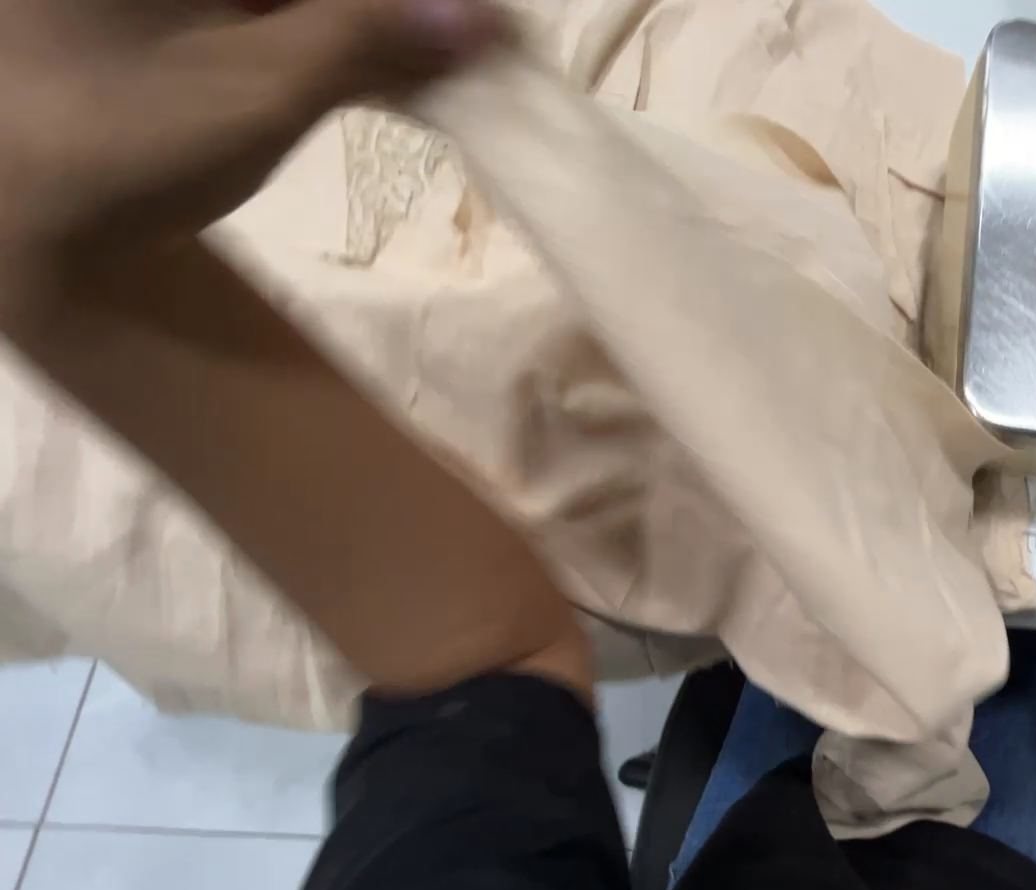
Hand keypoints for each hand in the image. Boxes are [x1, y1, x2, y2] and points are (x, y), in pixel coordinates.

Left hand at [0, 0, 500, 265]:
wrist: (41, 217)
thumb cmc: (126, 144)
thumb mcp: (258, 87)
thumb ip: (363, 38)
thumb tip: (476, 16)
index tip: (487, 23)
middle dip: (405, 10)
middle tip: (482, 44)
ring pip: (314, 3)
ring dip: (389, 30)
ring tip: (464, 66)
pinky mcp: (198, 23)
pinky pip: (297, 21)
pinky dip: (357, 50)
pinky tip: (414, 79)